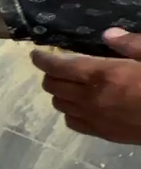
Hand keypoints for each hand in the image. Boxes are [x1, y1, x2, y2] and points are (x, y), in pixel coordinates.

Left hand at [33, 28, 140, 144]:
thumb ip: (135, 45)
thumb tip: (109, 35)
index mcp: (107, 75)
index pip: (59, 66)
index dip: (43, 59)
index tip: (37, 54)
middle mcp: (92, 98)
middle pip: (52, 85)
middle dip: (52, 74)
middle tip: (61, 67)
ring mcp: (95, 118)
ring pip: (59, 103)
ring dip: (61, 92)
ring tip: (73, 84)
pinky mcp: (104, 133)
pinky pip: (72, 121)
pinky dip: (71, 110)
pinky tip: (85, 104)